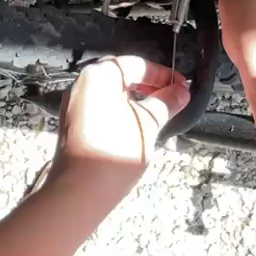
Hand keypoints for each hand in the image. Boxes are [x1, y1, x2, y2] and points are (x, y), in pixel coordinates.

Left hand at [52, 56, 188, 192]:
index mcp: (98, 75)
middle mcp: (82, 84)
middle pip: (123, 77)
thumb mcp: (148, 124)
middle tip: (172, 100)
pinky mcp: (74, 124)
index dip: (163, 75)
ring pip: (113, 95)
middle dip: (150, 88)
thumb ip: (166, 103)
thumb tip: (181, 92)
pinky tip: (137, 129)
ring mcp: (75, 104)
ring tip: (159, 117)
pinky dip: (122, 113)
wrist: (80, 190)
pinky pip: (102, 109)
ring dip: (137, 102)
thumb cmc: (114, 152)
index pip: (137, 64)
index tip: (181, 86)